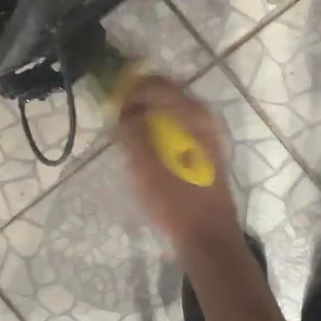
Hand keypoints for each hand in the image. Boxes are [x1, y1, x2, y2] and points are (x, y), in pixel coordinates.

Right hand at [116, 75, 239, 254]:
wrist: (208, 236)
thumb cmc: (176, 202)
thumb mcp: (146, 168)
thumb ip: (132, 136)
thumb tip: (121, 116)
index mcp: (192, 114)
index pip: (157, 84)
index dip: (131, 91)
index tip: (112, 108)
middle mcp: (204, 116)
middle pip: (166, 95)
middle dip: (139, 102)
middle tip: (117, 120)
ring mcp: (208, 133)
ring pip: (171, 111)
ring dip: (148, 116)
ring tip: (126, 135)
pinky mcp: (206, 149)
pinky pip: (178, 127)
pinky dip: (159, 130)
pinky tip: (145, 150)